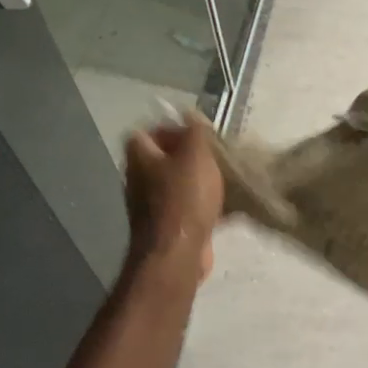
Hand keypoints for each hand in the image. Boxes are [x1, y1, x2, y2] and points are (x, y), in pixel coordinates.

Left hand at [122, 111, 223, 288]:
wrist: (178, 253)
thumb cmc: (185, 198)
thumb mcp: (196, 155)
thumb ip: (195, 131)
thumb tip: (192, 114)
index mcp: (141, 158)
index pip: (145, 133)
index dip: (169, 128)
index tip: (196, 133)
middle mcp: (140, 180)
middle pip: (163, 159)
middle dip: (190, 155)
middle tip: (215, 154)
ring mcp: (153, 206)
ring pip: (177, 183)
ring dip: (199, 180)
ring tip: (225, 177)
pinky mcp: (170, 227)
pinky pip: (188, 207)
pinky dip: (205, 204)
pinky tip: (228, 204)